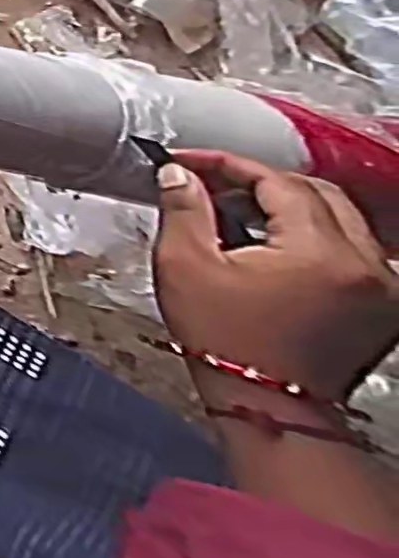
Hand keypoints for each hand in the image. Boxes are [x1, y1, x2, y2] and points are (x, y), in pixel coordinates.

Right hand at [153, 150, 398, 404]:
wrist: (264, 396)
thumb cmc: (220, 332)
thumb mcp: (184, 261)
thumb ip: (185, 209)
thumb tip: (178, 174)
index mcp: (324, 255)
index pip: (282, 183)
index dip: (229, 165)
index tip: (186, 161)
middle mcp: (372, 268)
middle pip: (321, 195)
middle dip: (260, 180)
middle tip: (206, 180)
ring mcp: (385, 288)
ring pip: (340, 219)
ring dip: (284, 205)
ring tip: (229, 210)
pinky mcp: (383, 303)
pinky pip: (351, 248)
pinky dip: (307, 232)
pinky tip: (262, 240)